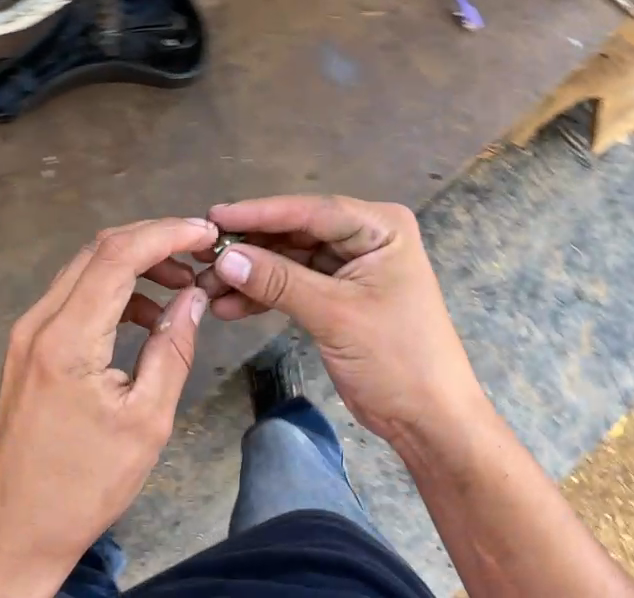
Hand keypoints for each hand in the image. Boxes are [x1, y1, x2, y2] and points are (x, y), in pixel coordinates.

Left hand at [0, 217, 215, 597]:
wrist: (16, 527)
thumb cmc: (85, 484)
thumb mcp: (146, 421)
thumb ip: (172, 349)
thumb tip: (194, 297)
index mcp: (67, 338)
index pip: (118, 256)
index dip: (166, 234)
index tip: (205, 233)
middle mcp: (39, 321)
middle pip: (99, 249)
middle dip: (154, 241)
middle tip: (198, 253)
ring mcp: (28, 330)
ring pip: (86, 267)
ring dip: (135, 264)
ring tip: (181, 285)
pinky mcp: (28, 343)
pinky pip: (75, 294)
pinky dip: (114, 291)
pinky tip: (147, 317)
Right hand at [202, 195, 487, 443]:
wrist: (430, 422)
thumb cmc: (396, 358)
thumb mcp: (335, 314)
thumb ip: (278, 281)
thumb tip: (224, 257)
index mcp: (380, 227)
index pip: (312, 211)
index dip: (261, 213)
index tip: (216, 216)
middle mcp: (367, 237)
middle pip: (297, 231)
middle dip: (252, 247)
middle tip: (203, 253)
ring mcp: (352, 266)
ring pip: (291, 259)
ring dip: (252, 274)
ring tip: (208, 286)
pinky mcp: (339, 295)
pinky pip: (295, 284)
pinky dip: (265, 295)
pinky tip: (229, 307)